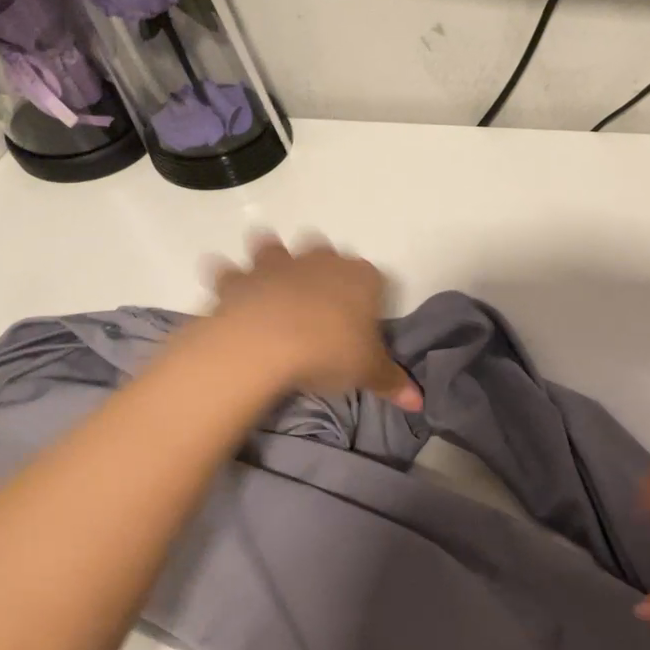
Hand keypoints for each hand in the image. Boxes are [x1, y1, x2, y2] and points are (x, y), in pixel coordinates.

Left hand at [207, 230, 421, 410]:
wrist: (266, 344)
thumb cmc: (330, 351)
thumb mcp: (369, 372)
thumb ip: (392, 383)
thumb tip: (419, 402)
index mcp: (360, 278)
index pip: (372, 277)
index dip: (368, 295)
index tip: (362, 318)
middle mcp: (319, 261)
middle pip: (324, 251)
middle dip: (320, 268)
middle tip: (319, 300)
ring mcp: (275, 264)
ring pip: (273, 247)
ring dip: (272, 260)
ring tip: (273, 287)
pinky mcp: (238, 278)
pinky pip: (230, 272)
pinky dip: (230, 281)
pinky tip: (233, 297)